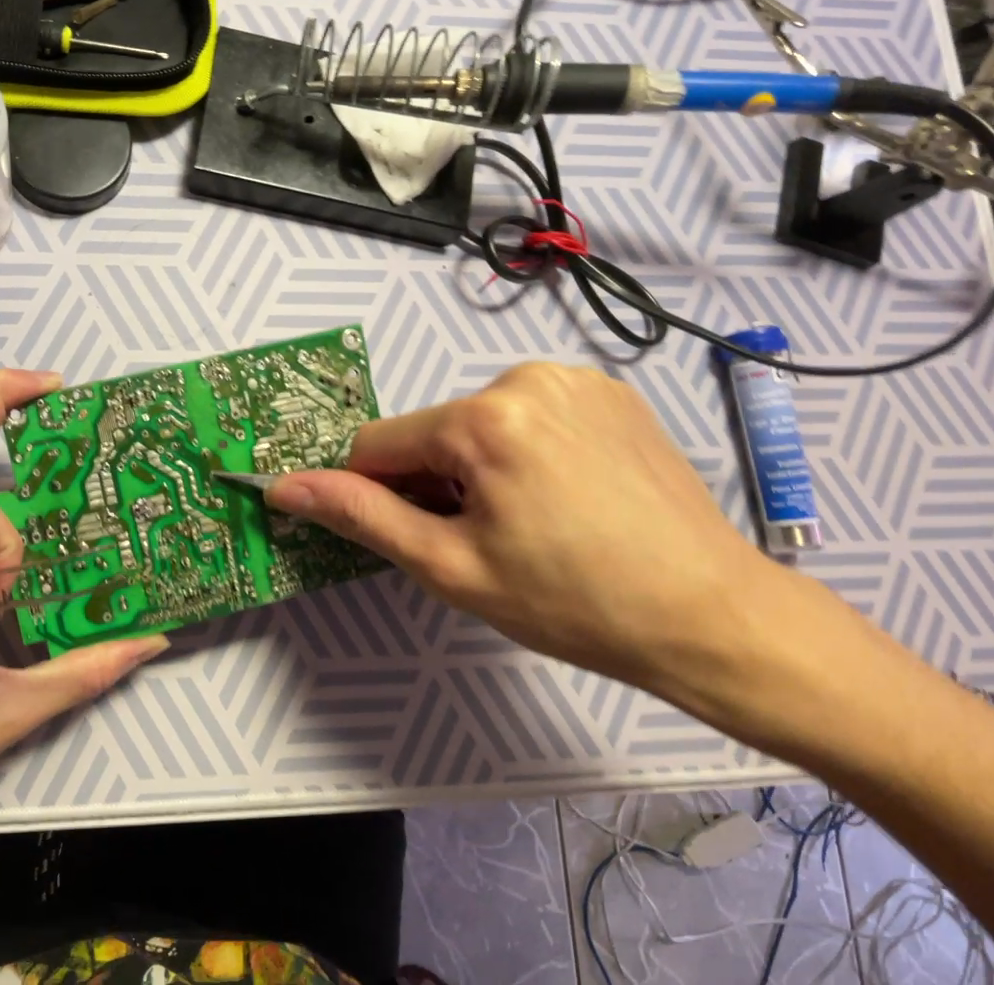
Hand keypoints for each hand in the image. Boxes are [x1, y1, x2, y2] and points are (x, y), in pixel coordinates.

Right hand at [267, 362, 783, 690]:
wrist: (710, 615)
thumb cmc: (570, 601)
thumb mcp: (448, 566)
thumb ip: (361, 516)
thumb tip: (283, 488)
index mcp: (484, 417)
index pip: (377, 445)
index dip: (375, 495)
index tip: (412, 539)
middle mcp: (527, 377)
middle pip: (430, 432)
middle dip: (432, 482)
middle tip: (479, 543)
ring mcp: (576, 380)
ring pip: (476, 425)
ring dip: (474, 468)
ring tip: (526, 524)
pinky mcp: (611, 393)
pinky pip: (527, 417)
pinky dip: (520, 453)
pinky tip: (561, 499)